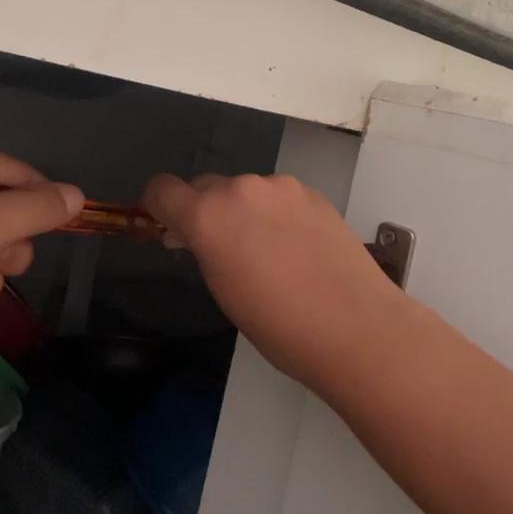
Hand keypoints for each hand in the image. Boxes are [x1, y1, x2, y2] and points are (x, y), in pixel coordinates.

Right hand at [141, 173, 403, 385]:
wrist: (355, 326)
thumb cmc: (279, 324)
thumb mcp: (223, 290)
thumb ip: (202, 249)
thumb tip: (193, 234)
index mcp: (208, 215)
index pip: (163, 189)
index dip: (156, 206)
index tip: (163, 226)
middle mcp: (241, 189)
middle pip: (205, 187)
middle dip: (203, 212)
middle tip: (216, 250)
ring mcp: (280, 187)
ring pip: (244, 192)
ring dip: (241, 212)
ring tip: (265, 254)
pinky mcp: (312, 194)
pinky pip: (277, 197)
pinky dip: (274, 214)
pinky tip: (294, 248)